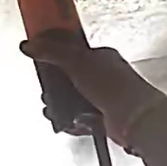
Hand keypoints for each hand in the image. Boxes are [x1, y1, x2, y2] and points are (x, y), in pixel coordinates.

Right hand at [20, 36, 166, 145]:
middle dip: (53, 84)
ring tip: (51, 106)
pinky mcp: (103, 118)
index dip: (53, 53)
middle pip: (69, 76)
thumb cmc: (115, 85)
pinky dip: (69, 120)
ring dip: (59, 104)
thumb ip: (50, 52)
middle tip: (45, 88)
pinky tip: (63, 120)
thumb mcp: (76, 61)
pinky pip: (79, 118)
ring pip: (72, 99)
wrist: (137, 119)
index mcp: (101, 56)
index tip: (39, 56)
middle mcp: (103, 76)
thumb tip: (28, 45)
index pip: (71, 50)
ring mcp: (103, 98)